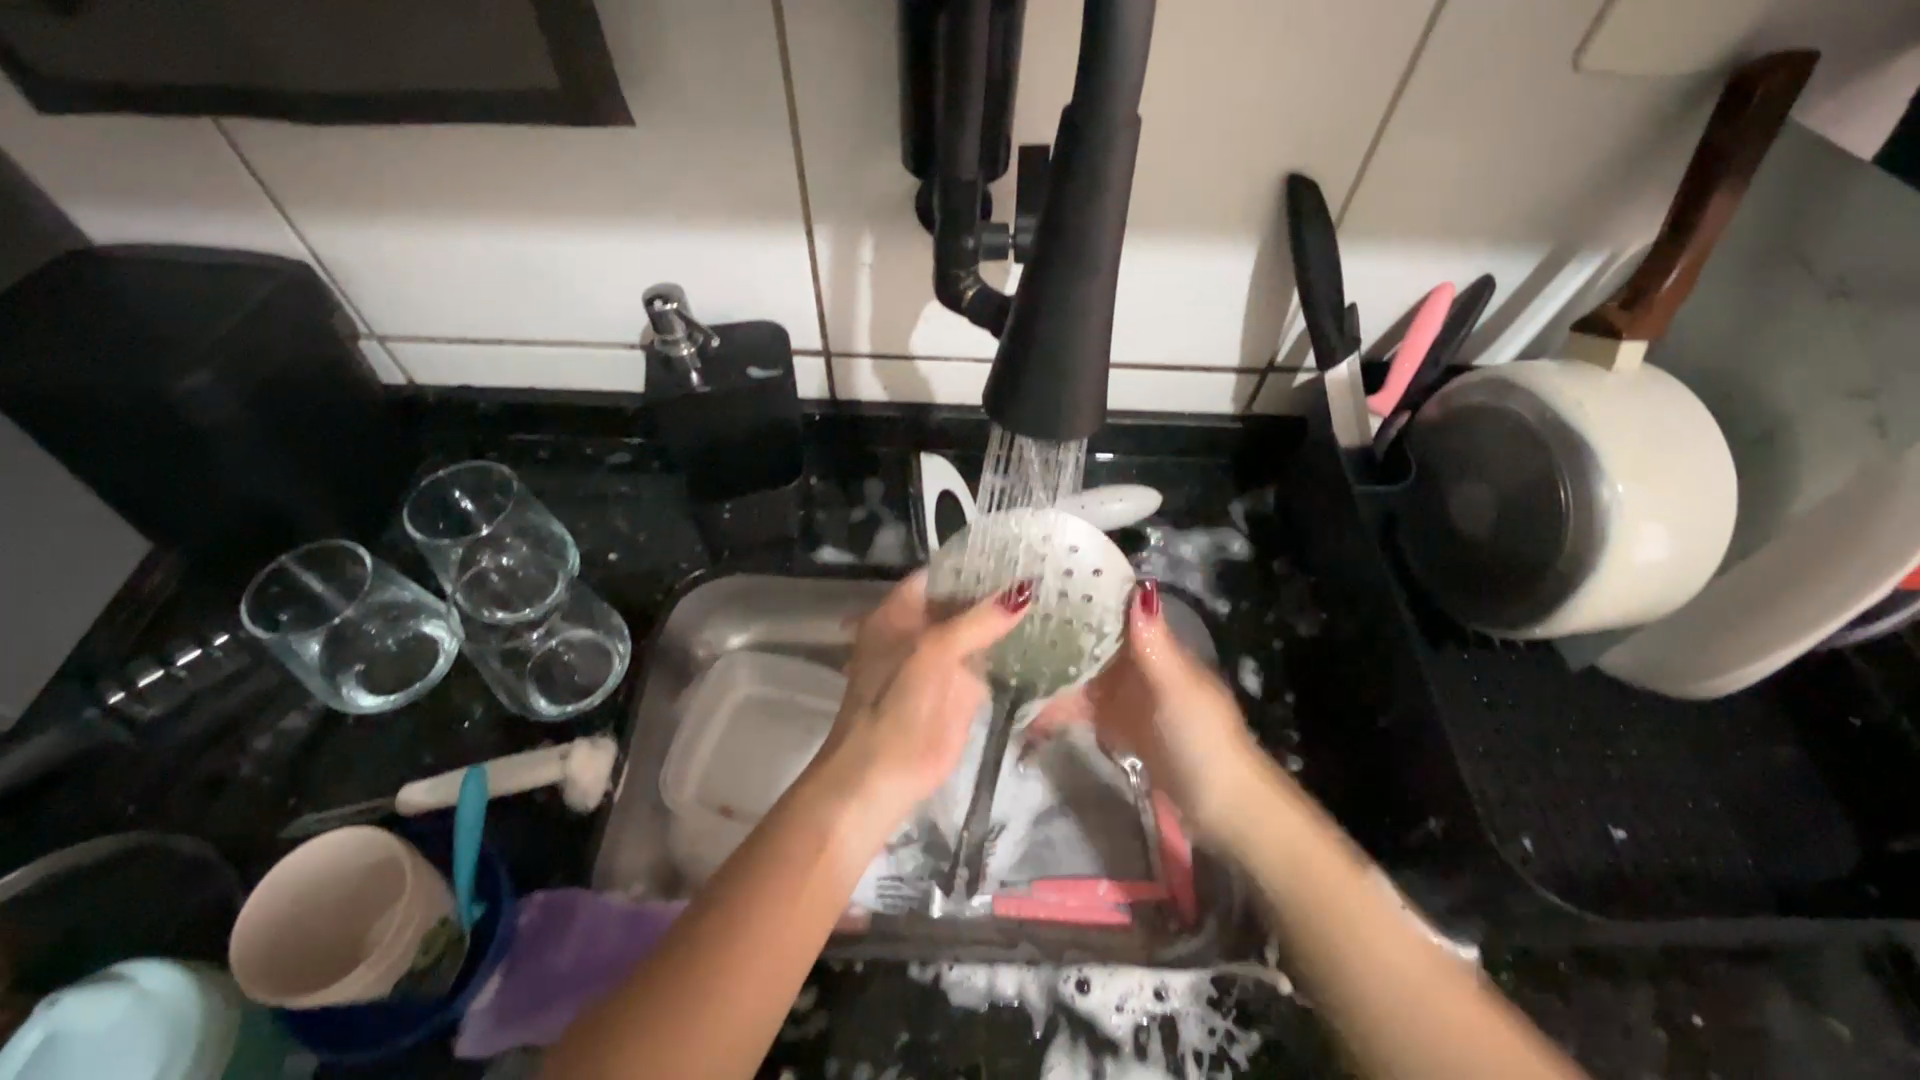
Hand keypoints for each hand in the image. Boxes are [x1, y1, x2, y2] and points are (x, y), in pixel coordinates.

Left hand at [810, 570, 1030, 838]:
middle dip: (999, 590)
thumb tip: (1027, 590)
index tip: (1018, 549)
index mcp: (899, 612)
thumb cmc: (894, 701)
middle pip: (963, 602)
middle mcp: (921, 631)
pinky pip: (991, 664)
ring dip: (1010, 620)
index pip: (940, 574)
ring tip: (1059, 595)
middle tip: (1050, 569)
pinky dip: (1015, 653)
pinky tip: (1050, 637)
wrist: (882, 772)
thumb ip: (979, 619)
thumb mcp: (934, 649)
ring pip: (980, 633)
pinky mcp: (963, 693)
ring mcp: (943, 663)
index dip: (974, 562)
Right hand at [1032, 579, 1270, 844]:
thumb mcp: (1177, 688)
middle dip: (1056, 636)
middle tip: (1006, 626)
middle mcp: (1138, 668)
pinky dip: (1056, 711)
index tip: (1041, 585)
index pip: (1116, 614)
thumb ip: (1153, 643)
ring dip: (1051, 674)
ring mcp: (1126, 700)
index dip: (1084, 599)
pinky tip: (1025, 713)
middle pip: (1093, 644)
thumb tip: (1138, 586)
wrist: (1221, 805)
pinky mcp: (1115, 730)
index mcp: (1157, 650)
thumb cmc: (1201, 738)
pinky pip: (1079, 712)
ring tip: (1005, 666)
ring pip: (1081, 677)